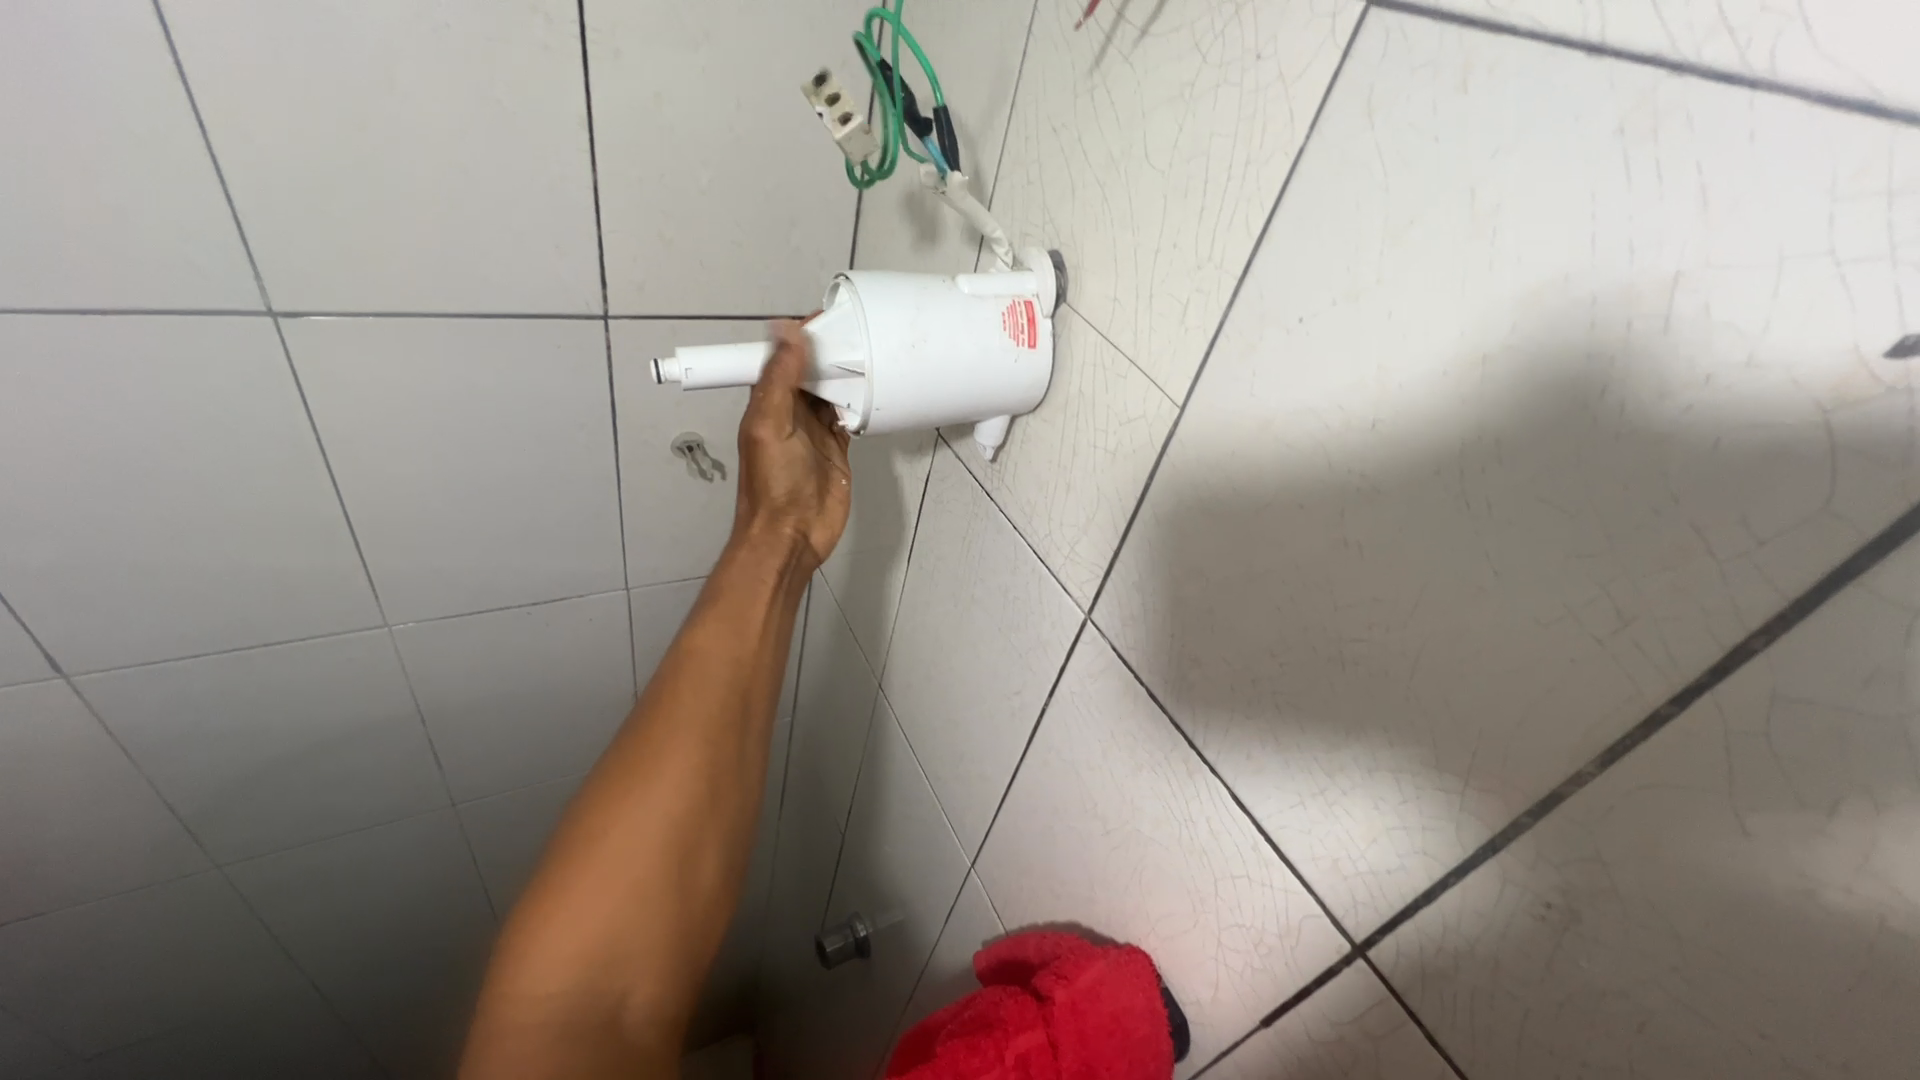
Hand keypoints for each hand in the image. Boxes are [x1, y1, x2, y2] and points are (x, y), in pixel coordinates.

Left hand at [732, 319, 851, 569]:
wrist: (791, 535)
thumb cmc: (772, 487)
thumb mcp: (769, 425)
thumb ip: (778, 379)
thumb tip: (787, 331)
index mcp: (767, 402)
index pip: (784, 357)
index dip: (802, 336)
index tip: (828, 316)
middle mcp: (790, 412)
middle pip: (811, 371)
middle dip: (831, 351)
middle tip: (860, 330)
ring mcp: (815, 431)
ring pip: (833, 391)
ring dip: (847, 376)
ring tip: (871, 353)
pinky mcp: (837, 449)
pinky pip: (850, 416)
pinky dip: (860, 403)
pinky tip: (874, 390)